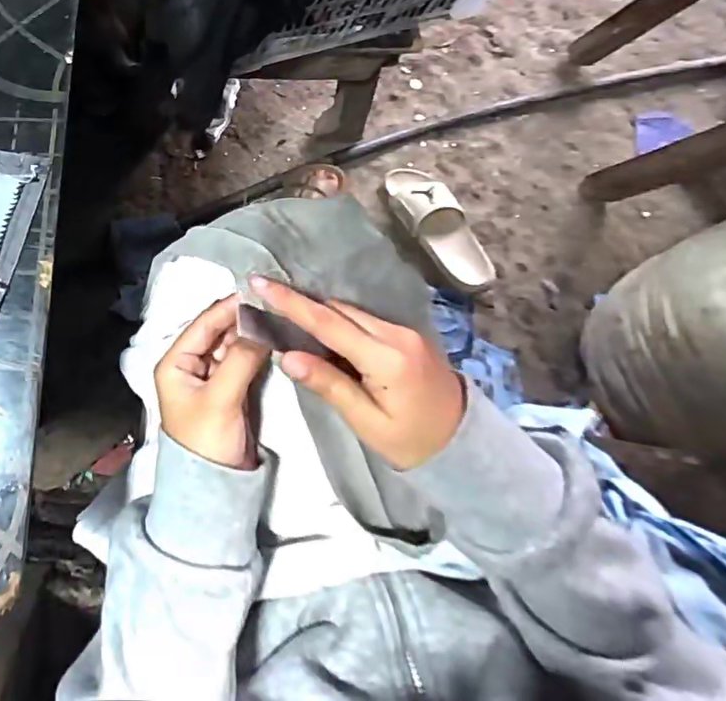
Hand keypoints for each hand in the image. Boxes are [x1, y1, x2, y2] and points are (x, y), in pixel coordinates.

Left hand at [154, 295, 269, 469]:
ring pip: (232, 344)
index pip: (203, 324)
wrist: (214, 490)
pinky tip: (274, 337)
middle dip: (243, 317)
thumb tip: (262, 322)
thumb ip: (240, 358)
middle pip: (218, 331)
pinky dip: (256, 349)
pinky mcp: (228, 388)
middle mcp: (190, 364)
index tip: (257, 292)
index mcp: (174, 363)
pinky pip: (242, 360)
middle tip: (274, 302)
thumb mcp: (221, 399)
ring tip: (278, 314)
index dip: (228, 307)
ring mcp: (210, 376)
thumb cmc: (207, 442)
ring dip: (252, 332)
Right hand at [254, 277, 465, 469]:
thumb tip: (286, 356)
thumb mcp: (367, 423)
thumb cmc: (412, 441)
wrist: (464, 443)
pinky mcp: (407, 333)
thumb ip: (328, 384)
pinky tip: (319, 325)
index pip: (328, 323)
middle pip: (338, 309)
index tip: (260, 282)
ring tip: (283, 309)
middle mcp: (396, 334)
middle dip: (300, 302)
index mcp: (386, 358)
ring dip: (319, 310)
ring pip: (350, 310)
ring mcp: (404, 330)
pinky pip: (363, 317)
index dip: (291, 302)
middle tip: (263, 296)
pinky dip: (338, 318)